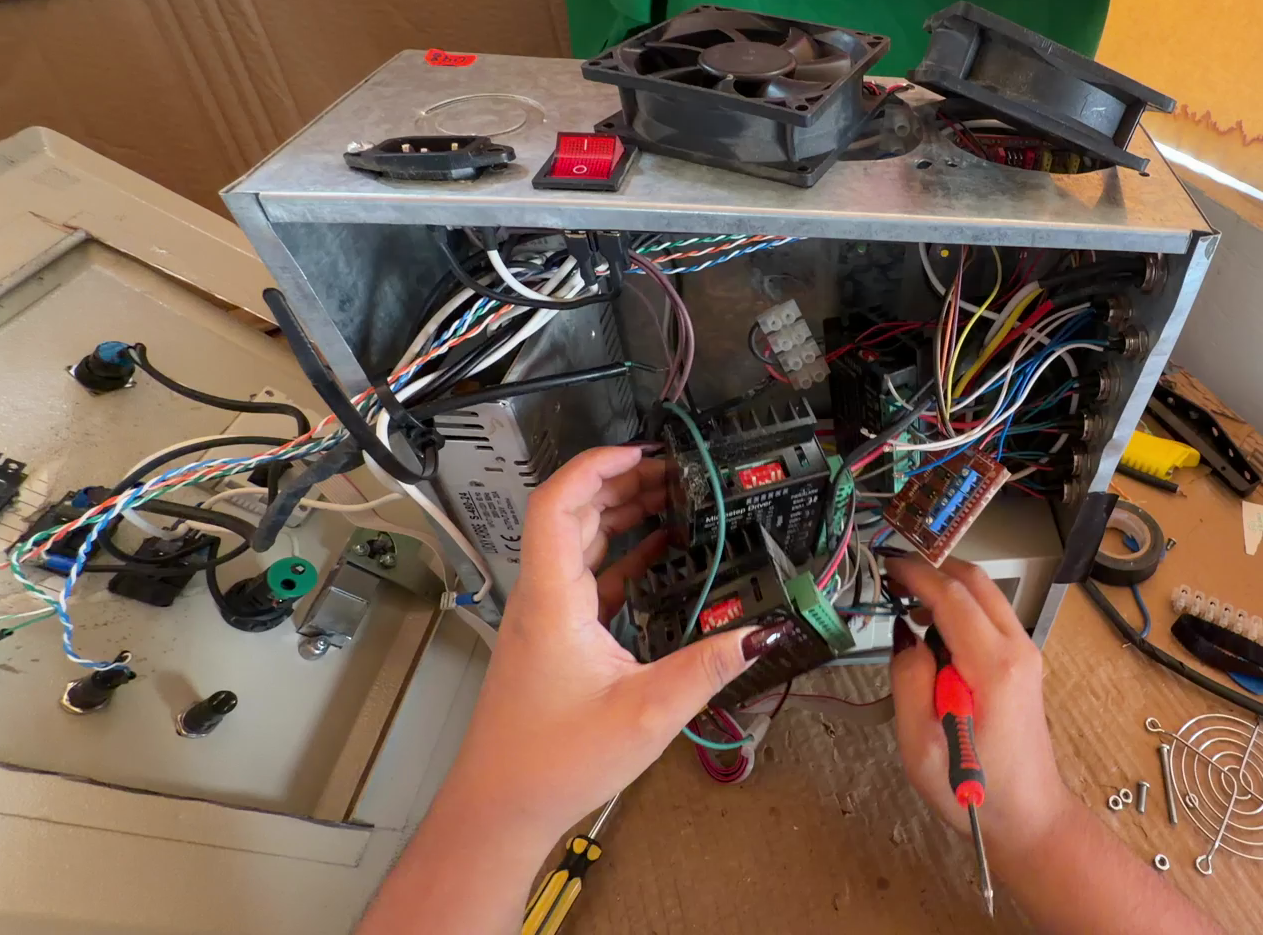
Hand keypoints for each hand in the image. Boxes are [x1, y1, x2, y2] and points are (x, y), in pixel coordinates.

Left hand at [437, 445, 785, 843]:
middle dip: (622, 481)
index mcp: (553, 599)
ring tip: (672, 495)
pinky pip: (590, 572)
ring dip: (621, 511)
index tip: (643, 451)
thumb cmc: (556, 761)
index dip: (596, 466)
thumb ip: (708, 667)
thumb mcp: (647, 712)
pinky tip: (660, 550)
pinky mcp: (558, 633)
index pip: (558, 504)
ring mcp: (548, 613)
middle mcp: (544, 595)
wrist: (499, 811)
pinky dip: (623, 551)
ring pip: (580, 539)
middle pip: (573, 512)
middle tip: (676, 471)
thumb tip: (763, 632)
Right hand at [886, 556, 1076, 862]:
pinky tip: (934, 627)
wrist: (1030, 816)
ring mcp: (1026, 651)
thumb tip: (907, 633)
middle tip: (895, 574)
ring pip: (986, 592)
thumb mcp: (920, 745)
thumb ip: (909, 680)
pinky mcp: (1023, 660)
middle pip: (976, 581)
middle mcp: (1018, 648)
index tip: (887, 564)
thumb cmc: (973, 791)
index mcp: (994, 667)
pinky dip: (960, 605)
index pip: (953, 596)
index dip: (917, 573)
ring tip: (908, 602)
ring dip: (947, 585)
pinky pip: (990, 613)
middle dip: (933, 567)